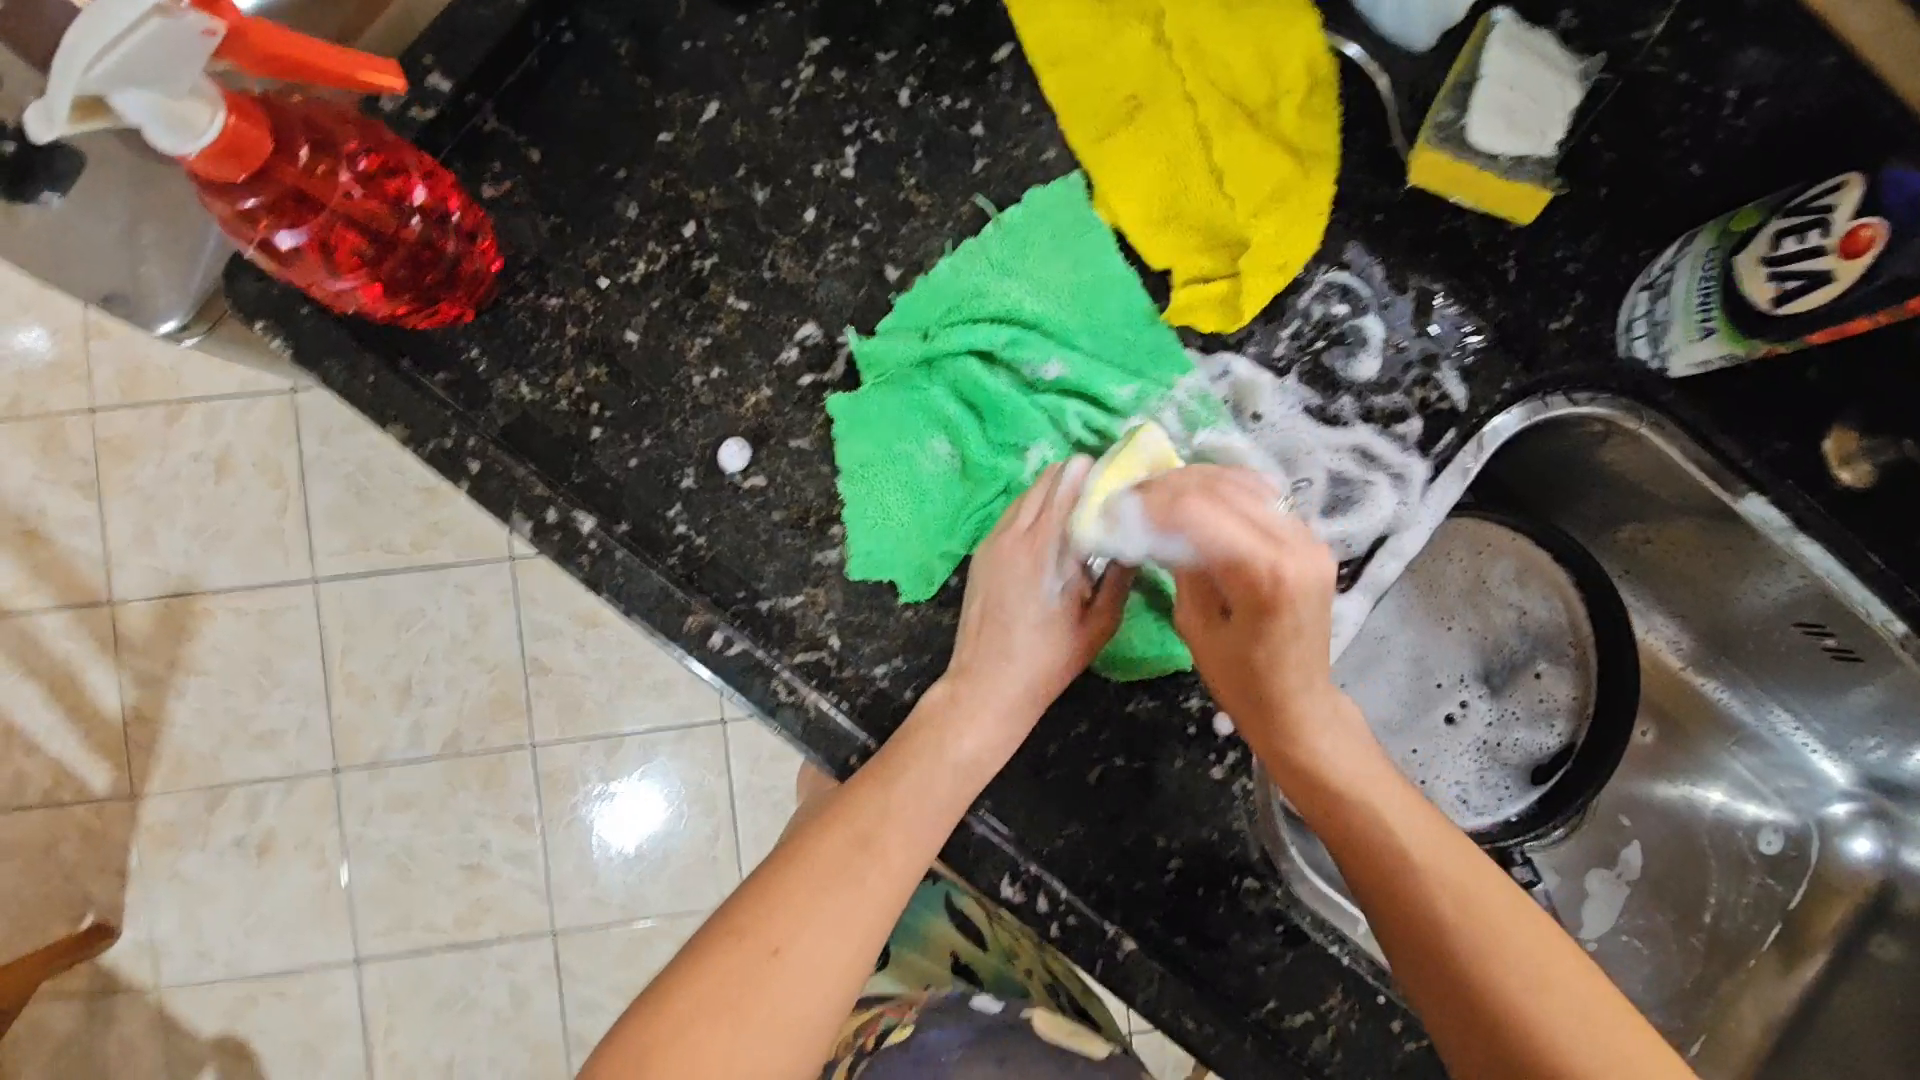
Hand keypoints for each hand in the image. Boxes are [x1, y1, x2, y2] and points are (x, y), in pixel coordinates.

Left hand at [940, 458, 1134, 745]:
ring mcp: (991, 543)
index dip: (1089, 471)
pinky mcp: (981, 556)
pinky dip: (1031, 509)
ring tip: (1078, 497)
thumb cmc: (1048, 660)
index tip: (1112, 466)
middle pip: (1042, 484)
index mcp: (1042, 548)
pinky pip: (1009, 517)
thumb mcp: (1098, 624)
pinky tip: (1049, 524)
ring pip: (1023, 498)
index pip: (1065, 489)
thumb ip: (1118, 579)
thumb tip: (1131, 546)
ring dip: (1049, 490)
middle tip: (1099, 479)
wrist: (986, 684)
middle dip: (1070, 475)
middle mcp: (1012, 536)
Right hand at [1131, 466, 1369, 767]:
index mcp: (1263, 573)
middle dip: (1169, 486)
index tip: (1118, 507)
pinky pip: (1263, 497)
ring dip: (1196, 481)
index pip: (1197, 509)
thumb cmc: (1239, 680)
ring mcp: (1310, 538)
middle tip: (1132, 496)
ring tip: (1158, 492)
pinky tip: (1196, 498)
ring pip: (1244, 482)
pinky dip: (1224, 490)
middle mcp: (1295, 544)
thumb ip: (1180, 563)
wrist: (1298, 704)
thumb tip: (1151, 521)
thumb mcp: (1194, 624)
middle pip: (1221, 486)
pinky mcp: (1312, 539)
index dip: (1151, 501)